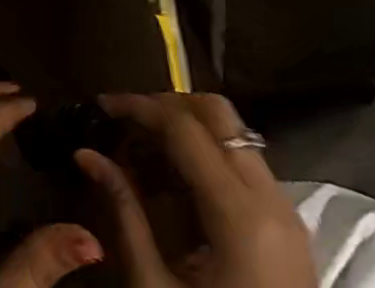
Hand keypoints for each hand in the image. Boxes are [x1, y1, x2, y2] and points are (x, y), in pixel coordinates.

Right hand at [75, 93, 315, 287]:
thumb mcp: (155, 284)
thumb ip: (123, 209)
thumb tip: (85, 153)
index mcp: (239, 214)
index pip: (184, 126)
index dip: (138, 105)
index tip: (100, 105)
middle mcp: (272, 200)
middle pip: (218, 114)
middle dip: (166, 103)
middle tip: (125, 120)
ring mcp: (288, 212)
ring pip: (235, 133)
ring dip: (187, 125)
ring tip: (143, 146)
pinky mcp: (289, 227)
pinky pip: (245, 162)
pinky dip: (207, 151)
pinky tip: (174, 178)